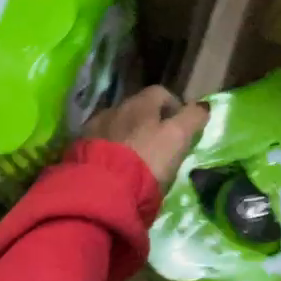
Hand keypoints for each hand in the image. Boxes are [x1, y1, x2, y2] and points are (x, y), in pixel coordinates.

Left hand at [85, 86, 208, 190]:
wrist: (103, 187)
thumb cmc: (147, 160)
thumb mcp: (177, 139)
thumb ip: (191, 119)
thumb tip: (203, 105)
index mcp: (140, 103)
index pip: (160, 93)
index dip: (173, 105)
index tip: (181, 125)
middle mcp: (114, 108)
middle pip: (136, 108)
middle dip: (148, 121)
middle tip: (159, 144)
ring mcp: (93, 127)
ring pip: (116, 124)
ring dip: (127, 134)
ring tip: (135, 157)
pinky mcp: (78, 148)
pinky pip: (99, 142)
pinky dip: (110, 149)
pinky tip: (114, 166)